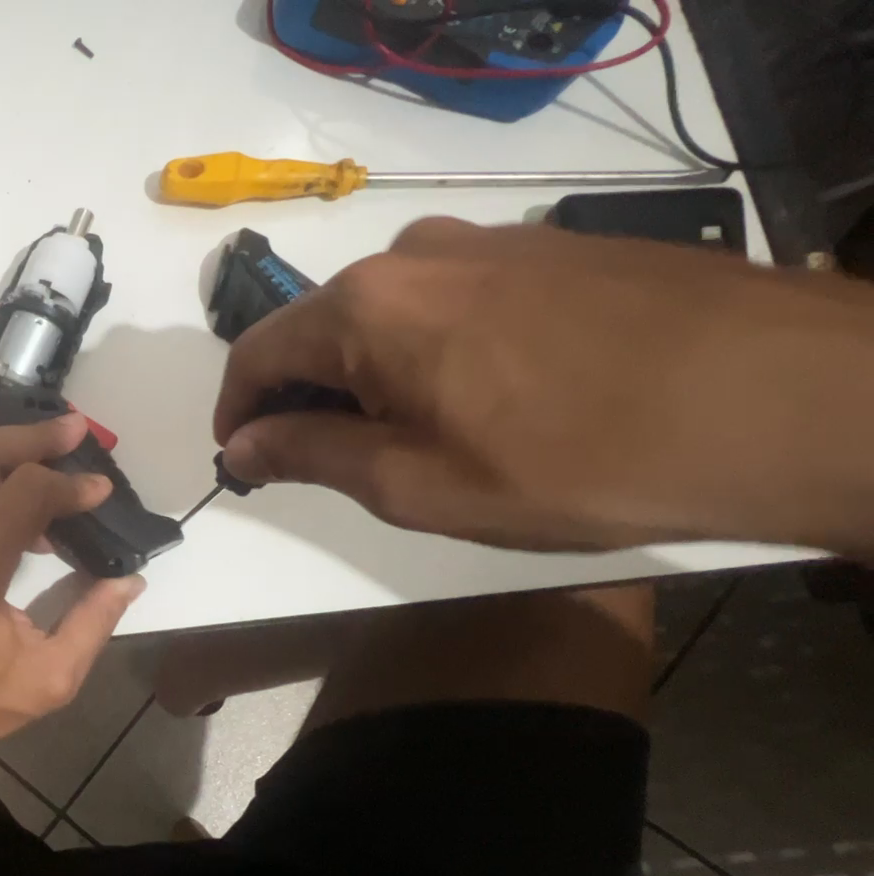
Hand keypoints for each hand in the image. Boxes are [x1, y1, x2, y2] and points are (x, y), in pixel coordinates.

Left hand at [0, 414, 145, 786]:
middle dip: (31, 435)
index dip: (69, 484)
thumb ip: (93, 621)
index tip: (101, 491)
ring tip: (53, 482)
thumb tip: (128, 580)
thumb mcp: (48, 676)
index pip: (25, 491)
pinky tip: (14, 527)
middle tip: (75, 431)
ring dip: (7, 463)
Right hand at [214, 218, 873, 552]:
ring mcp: (488, 240)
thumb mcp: (414, 482)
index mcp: (364, 308)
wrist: (794, 402)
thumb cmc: (575, 461)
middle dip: (301, 395)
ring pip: (383, 313)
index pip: (255, 354)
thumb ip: (308, 455)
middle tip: (321, 460)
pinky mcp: (549, 246)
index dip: (235, 412)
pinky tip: (473, 396)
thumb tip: (239, 443)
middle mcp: (412, 253)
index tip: (240, 457)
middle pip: (317, 329)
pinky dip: (425, 349)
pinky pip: (448, 298)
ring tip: (403, 434)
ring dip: (364, 373)